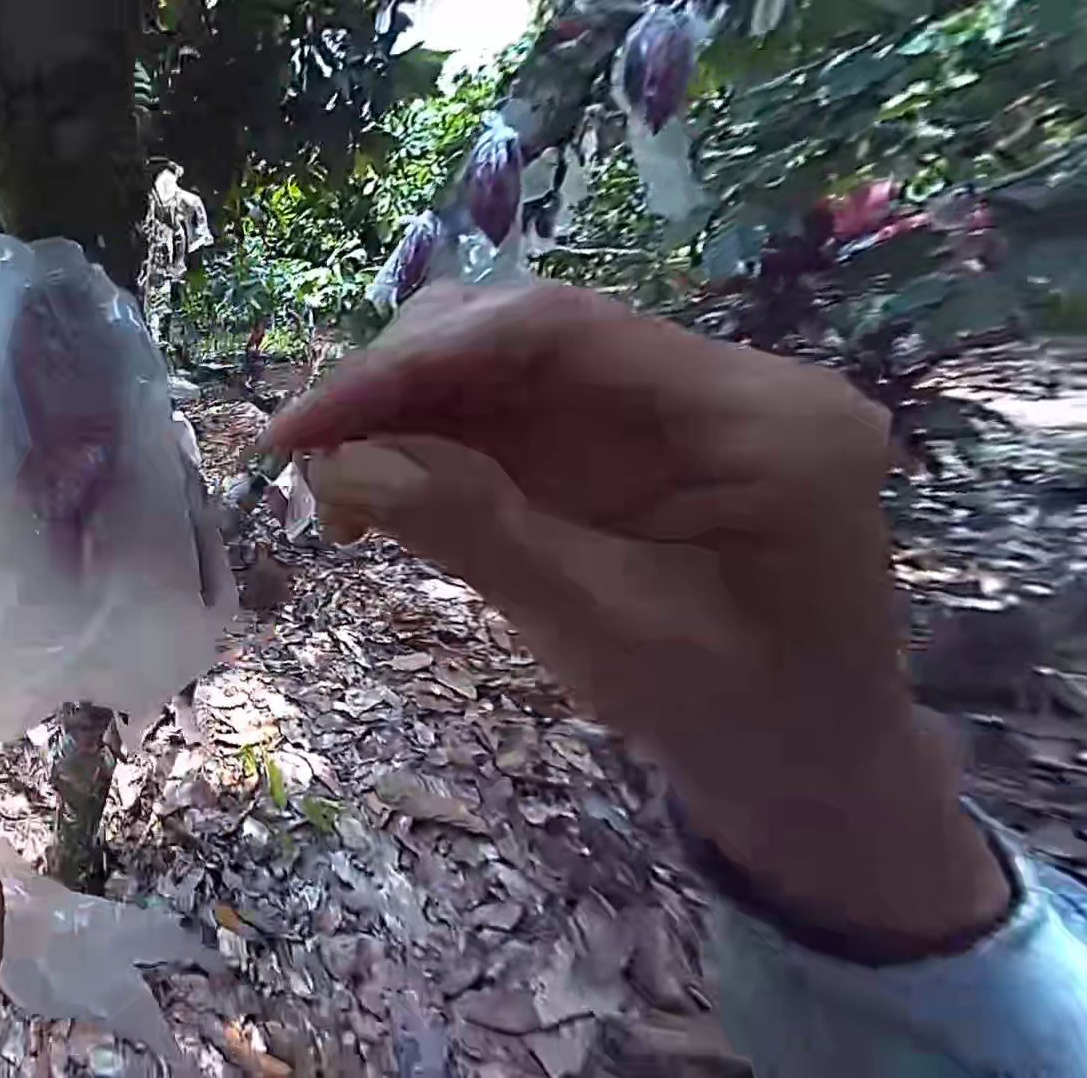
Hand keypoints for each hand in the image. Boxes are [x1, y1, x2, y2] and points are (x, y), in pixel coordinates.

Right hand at [273, 283, 1008, 956]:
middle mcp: (680, 383)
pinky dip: (402, 452)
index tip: (303, 427)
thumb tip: (338, 466)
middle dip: (385, 388)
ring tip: (332, 493)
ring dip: (382, 421)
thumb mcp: (596, 626)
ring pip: (471, 372)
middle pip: (499, 334)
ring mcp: (623, 410)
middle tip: (308, 460)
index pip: (544, 332)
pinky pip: (469, 421)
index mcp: (742, 411)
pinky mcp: (577, 445)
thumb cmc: (723, 706)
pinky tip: (367, 502)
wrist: (784, 754)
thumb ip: (472, 530)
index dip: (404, 365)